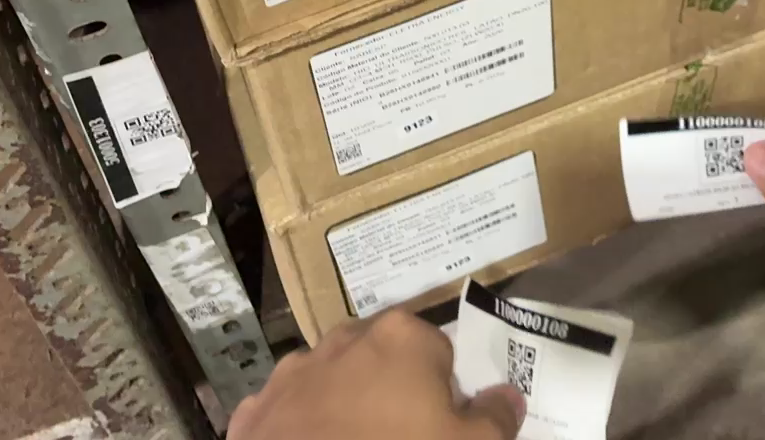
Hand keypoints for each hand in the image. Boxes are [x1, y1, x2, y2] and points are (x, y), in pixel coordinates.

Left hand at [228, 309, 525, 439]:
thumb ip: (495, 418)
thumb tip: (508, 394)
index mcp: (402, 335)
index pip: (439, 355)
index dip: (443, 397)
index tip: (438, 430)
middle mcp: (347, 337)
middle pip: (384, 362)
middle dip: (392, 394)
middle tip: (398, 438)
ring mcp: (295, 370)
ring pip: (333, 384)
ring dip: (343, 408)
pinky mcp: (256, 409)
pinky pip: (287, 414)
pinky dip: (297, 431)